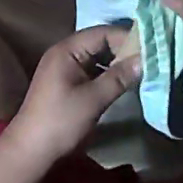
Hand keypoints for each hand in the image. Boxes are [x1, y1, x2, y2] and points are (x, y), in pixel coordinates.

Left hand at [1, 25, 139, 167]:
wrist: (31, 149)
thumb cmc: (61, 120)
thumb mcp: (93, 99)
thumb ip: (119, 78)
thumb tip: (144, 59)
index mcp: (67, 49)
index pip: (101, 33)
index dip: (126, 38)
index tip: (150, 47)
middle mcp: (64, 52)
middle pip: (99, 42)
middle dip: (123, 49)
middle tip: (149, 59)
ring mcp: (64, 67)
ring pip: (96, 56)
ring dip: (116, 62)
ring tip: (141, 69)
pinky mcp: (67, 81)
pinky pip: (91, 69)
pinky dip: (107, 72)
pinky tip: (123, 81)